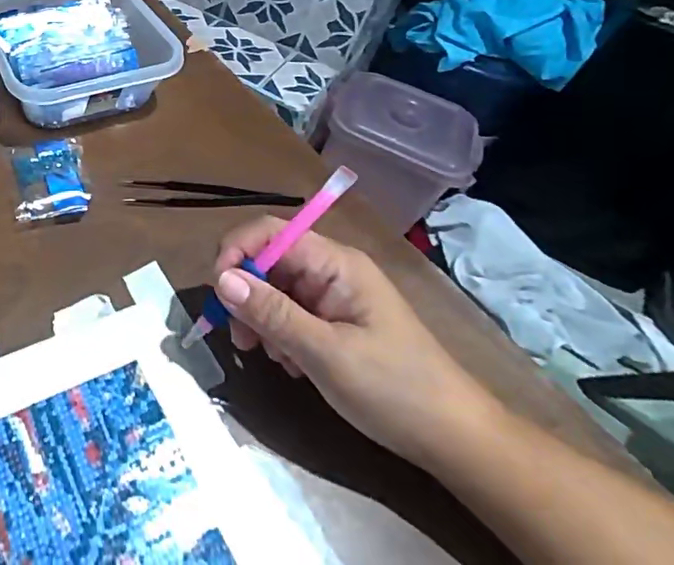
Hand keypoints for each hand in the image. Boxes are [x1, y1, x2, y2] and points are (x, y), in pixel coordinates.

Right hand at [213, 217, 506, 468]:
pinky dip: (278, 334)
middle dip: (245, 293)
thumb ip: (272, 313)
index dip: (236, 251)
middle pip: (268, 261)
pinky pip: (290, 313)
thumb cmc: (395, 390)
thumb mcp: (326, 353)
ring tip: (266, 356)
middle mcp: (331, 270)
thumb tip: (220, 279)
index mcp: (335, 263)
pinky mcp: (334, 322)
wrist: (455, 439)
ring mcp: (333, 297)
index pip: (270, 233)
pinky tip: (289, 364)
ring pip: (274, 289)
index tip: (218, 291)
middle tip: (239, 338)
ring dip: (260, 318)